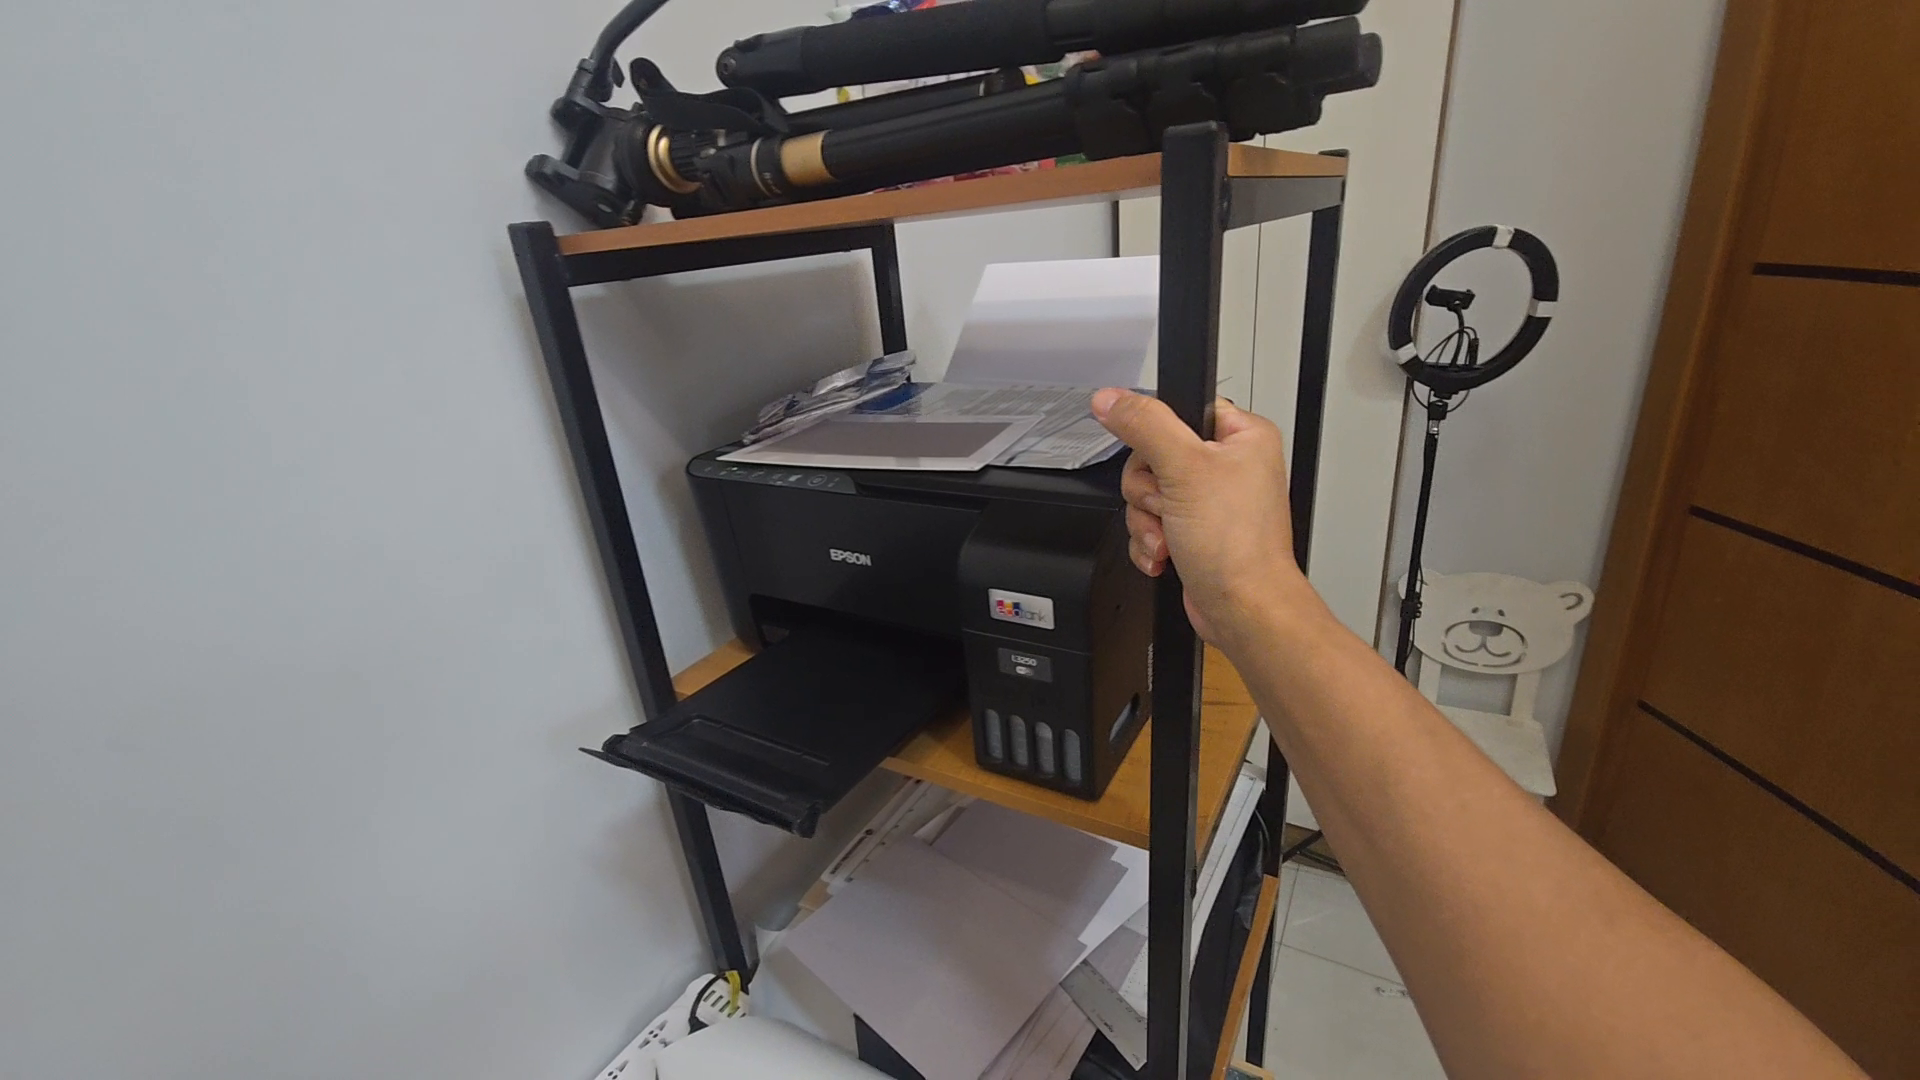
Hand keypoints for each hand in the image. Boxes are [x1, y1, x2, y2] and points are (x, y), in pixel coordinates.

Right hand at [1091, 388, 1308, 646]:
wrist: (1241, 608)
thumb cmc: (1237, 546)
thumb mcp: (1184, 469)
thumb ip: (1145, 426)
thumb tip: (1111, 398)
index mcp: (1241, 437)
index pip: (1177, 412)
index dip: (1156, 439)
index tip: (1158, 460)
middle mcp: (1227, 466)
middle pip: (1152, 456)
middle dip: (1148, 491)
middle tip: (1168, 504)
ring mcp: (1209, 501)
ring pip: (1146, 493)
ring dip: (1147, 520)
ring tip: (1170, 536)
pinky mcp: (1193, 531)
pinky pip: (1150, 522)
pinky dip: (1150, 541)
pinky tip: (1166, 553)